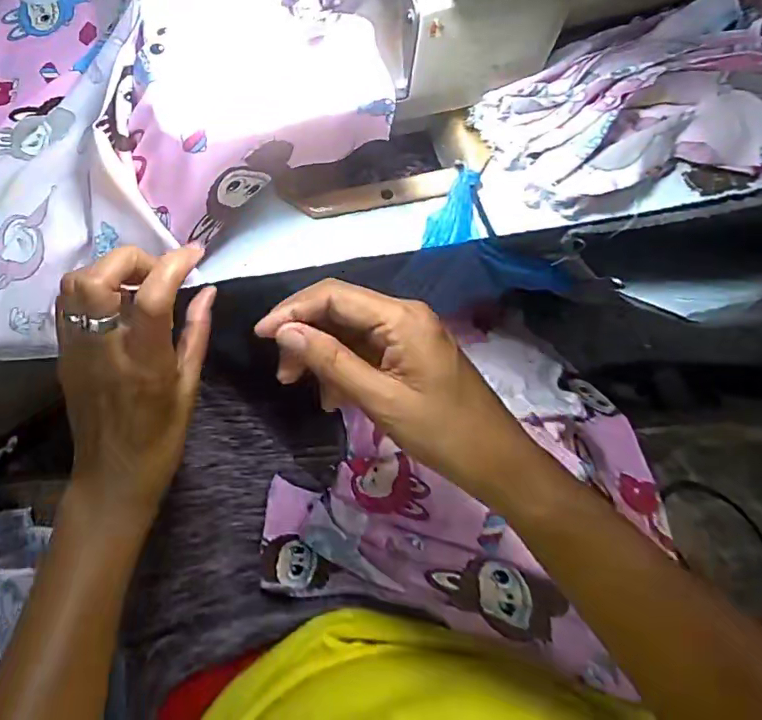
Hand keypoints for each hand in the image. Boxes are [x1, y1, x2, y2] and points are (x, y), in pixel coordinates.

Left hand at [57, 245, 216, 520]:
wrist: (110, 478)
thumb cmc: (159, 440)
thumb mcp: (188, 388)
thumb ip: (195, 333)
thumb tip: (206, 290)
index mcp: (143, 361)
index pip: (150, 296)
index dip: (172, 264)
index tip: (193, 254)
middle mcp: (103, 348)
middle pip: (98, 278)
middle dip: (132, 259)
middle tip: (157, 271)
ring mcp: (76, 348)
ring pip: (75, 283)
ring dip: (107, 270)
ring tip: (135, 283)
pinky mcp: (62, 351)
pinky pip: (67, 302)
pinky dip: (91, 287)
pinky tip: (114, 301)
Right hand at [254, 279, 552, 503]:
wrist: (500, 465)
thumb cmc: (443, 433)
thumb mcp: (379, 399)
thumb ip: (330, 360)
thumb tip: (284, 331)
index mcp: (400, 317)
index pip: (331, 296)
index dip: (291, 310)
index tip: (261, 335)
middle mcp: (401, 314)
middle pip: (336, 309)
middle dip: (303, 334)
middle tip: (282, 372)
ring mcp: (405, 332)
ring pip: (345, 329)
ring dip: (319, 353)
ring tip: (299, 385)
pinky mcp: (407, 351)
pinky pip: (362, 347)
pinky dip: (340, 366)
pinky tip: (331, 395)